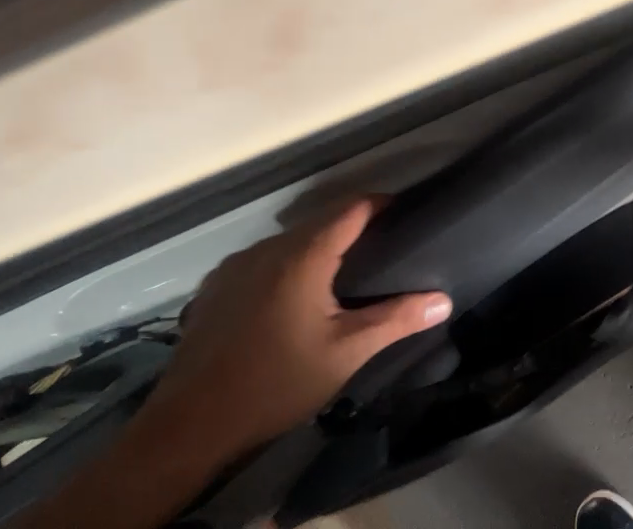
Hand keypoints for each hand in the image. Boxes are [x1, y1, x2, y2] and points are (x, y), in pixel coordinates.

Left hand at [141, 197, 451, 456]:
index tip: (406, 215)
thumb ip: (396, 319)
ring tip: (342, 278)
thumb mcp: (346, 353)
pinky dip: (285, 270)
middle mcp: (266, 250)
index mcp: (302, 256)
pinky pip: (261, 263)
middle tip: (384, 252)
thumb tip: (443, 301)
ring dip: (316, 251)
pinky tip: (292, 303)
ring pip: (288, 244)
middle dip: (353, 229)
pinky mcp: (214, 290)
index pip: (352, 208)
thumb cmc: (276, 383)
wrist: (189, 427)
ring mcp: (234, 268)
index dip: (382, 205)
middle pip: (320, 223)